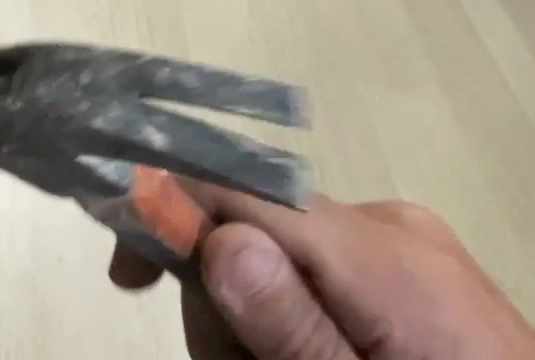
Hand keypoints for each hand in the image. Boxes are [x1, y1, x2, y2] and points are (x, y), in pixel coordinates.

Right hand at [111, 187, 534, 359]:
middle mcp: (390, 226)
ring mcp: (406, 246)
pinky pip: (314, 268)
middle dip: (219, 297)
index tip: (122, 268)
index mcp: (384, 254)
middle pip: (249, 228)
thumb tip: (218, 238)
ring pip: (274, 252)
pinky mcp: (412, 271)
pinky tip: (301, 354)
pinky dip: (289, 312)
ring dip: (251, 316)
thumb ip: (297, 330)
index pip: (241, 190)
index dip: (164, 206)